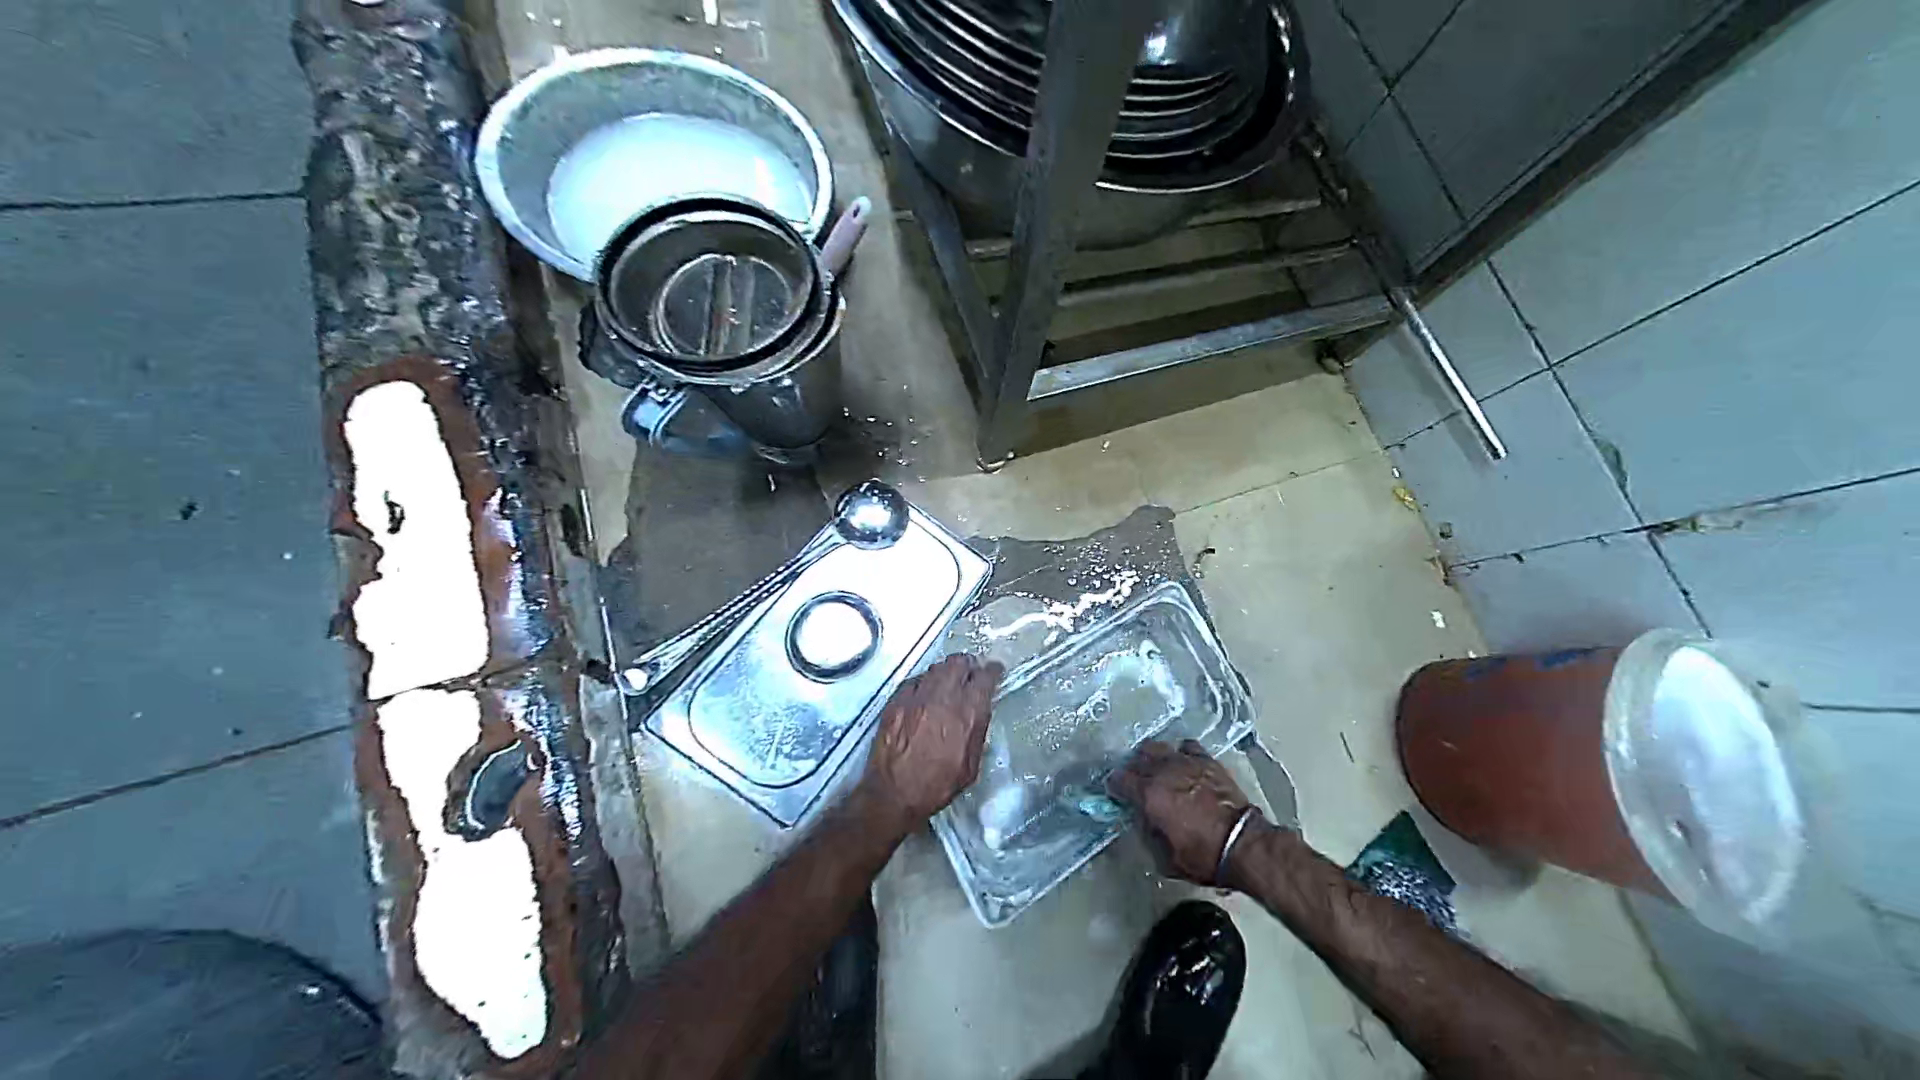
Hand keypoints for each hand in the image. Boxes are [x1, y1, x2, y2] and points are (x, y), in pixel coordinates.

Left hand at [858, 654, 1003, 836]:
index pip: (984, 678)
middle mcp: (943, 698)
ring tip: (949, 679)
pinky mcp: (896, 701)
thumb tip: (979, 712)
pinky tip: (925, 691)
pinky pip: (914, 680)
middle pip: (959, 663)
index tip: (994, 670)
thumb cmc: (936, 786)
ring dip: (947, 671)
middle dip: (968, 665)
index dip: (992, 671)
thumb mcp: (970, 765)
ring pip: (936, 668)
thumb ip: (977, 732)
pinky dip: (924, 681)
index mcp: (967, 714)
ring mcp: (917, 697)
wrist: (894, 793)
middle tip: (970, 671)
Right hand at [1107, 740, 1258, 885]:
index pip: (1118, 780)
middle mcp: (1162, 771)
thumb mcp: (1165, 857)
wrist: (1243, 845)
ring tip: (1156, 768)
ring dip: (1152, 757)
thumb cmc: (1203, 856)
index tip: (1116, 794)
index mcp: (1147, 794)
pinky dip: (1180, 753)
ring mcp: (1185, 762)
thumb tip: (1142, 820)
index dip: (1114, 787)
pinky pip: (1186, 746)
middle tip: (1135, 782)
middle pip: (1136, 759)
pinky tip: (1183, 763)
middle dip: (1131, 770)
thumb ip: (1147, 833)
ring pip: (1157, 746)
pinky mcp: (1206, 761)